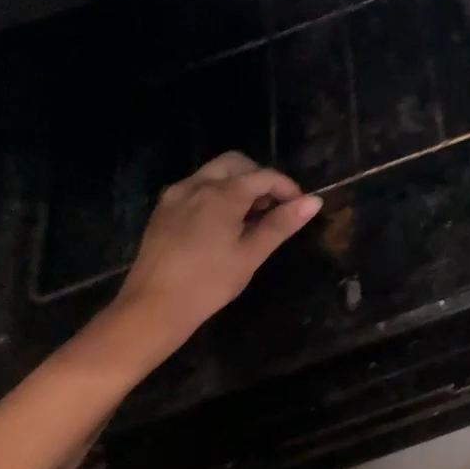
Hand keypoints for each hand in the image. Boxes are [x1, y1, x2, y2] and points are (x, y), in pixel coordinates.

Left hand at [109, 152, 321, 348]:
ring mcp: (176, 195)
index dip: (288, 188)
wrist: (154, 305)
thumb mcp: (252, 254)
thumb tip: (315, 201)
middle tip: (274, 208)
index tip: (300, 208)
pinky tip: (224, 224)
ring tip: (251, 218)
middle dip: (260, 178)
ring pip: (214, 173)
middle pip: (236, 164)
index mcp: (222, 195)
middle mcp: (196, 185)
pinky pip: (196, 187)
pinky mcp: (164, 209)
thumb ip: (282, 223)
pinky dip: (217, 194)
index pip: (264, 176)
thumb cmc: (210, 281)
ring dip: (238, 185)